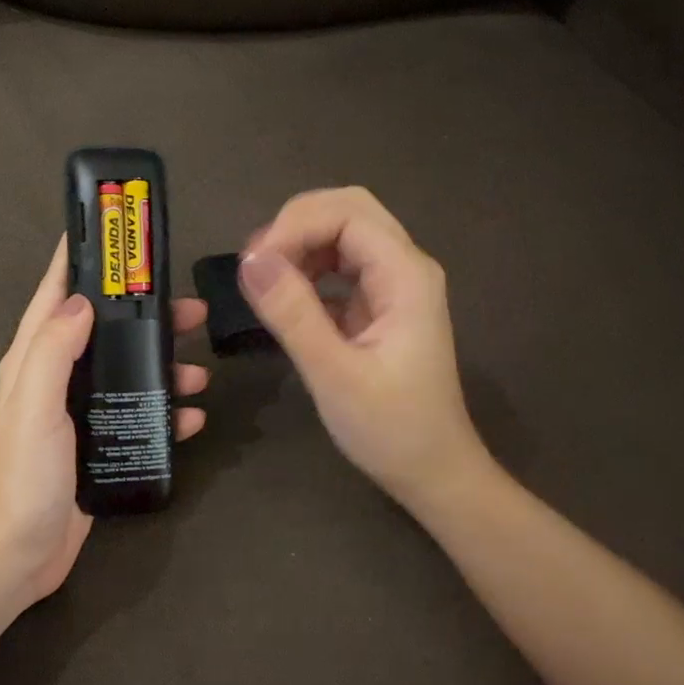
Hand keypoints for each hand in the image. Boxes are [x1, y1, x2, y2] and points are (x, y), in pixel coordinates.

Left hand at [0, 236, 209, 605]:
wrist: (18, 556)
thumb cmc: (23, 477)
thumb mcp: (33, 404)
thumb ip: (52, 348)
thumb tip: (82, 300)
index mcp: (32, 359)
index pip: (55, 294)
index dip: (81, 258)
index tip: (118, 232)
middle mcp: (54, 380)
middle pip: (104, 331)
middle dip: (145, 315)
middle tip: (191, 309)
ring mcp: (77, 416)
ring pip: (126, 372)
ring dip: (163, 366)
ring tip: (202, 370)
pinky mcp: (98, 448)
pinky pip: (137, 417)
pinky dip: (166, 412)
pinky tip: (195, 417)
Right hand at [239, 187, 492, 508]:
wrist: (433, 473)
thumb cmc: (390, 429)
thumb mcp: (334, 374)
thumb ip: (293, 313)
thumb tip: (250, 260)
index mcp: (405, 277)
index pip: (347, 214)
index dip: (294, 226)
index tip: (254, 266)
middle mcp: (405, 269)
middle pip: (349, 211)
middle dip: (296, 225)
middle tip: (254, 264)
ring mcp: (394, 287)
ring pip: (344, 235)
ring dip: (300, 245)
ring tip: (262, 280)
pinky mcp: (379, 307)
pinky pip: (341, 267)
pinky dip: (308, 270)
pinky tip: (284, 298)